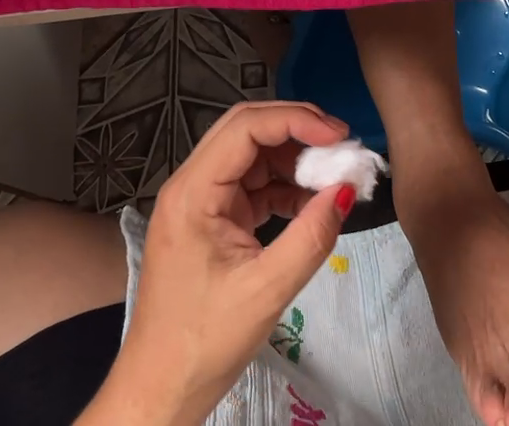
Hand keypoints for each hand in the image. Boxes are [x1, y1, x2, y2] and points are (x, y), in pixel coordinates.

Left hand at [107, 102, 354, 423]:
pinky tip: (314, 201)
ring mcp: (201, 202)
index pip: (245, 127)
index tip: (340, 134)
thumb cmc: (205, 340)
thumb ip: (311, 235)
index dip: (295, 119)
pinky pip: (253, 186)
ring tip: (335, 171)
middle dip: (296, 128)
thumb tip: (347, 189)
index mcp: (192, 192)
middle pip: (246, 131)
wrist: (161, 388)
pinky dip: (285, 187)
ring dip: (294, 158)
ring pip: (252, 156)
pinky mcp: (213, 221)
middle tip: (342, 142)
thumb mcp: (266, 290)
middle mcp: (192, 185)